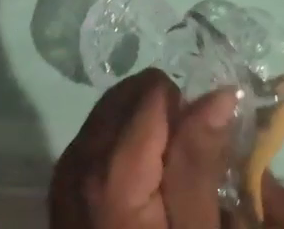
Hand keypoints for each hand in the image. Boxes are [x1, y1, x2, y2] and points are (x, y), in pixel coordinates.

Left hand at [49, 69, 239, 228]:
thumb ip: (200, 162)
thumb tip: (220, 93)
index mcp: (110, 170)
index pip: (155, 90)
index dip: (188, 114)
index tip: (206, 155)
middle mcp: (78, 157)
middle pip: (131, 93)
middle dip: (167, 120)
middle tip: (187, 174)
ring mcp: (65, 170)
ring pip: (115, 110)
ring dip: (146, 132)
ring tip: (167, 186)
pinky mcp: (63, 185)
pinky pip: (100, 135)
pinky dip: (126, 148)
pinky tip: (142, 192)